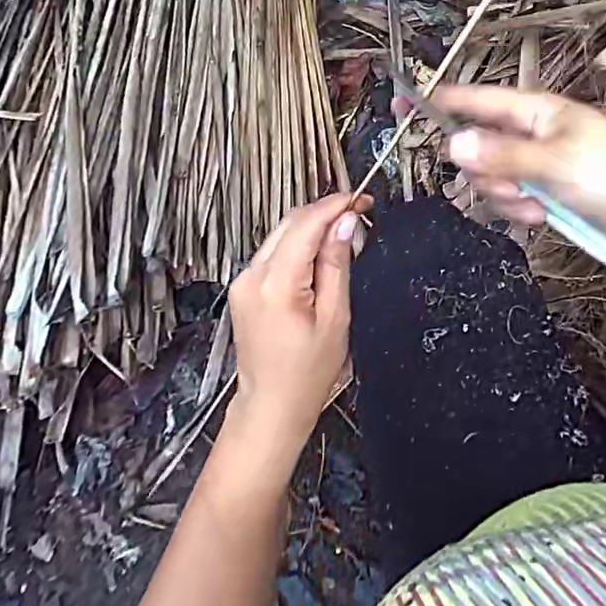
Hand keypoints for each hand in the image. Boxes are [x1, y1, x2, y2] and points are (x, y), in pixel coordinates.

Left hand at [226, 192, 372, 447]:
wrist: (270, 406)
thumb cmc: (308, 373)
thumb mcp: (336, 317)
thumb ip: (338, 264)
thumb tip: (346, 223)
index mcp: (276, 284)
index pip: (306, 224)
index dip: (336, 205)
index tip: (362, 199)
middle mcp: (252, 275)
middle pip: (291, 222)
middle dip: (326, 212)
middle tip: (359, 214)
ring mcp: (243, 280)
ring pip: (281, 233)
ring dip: (313, 227)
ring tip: (344, 238)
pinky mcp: (243, 287)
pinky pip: (273, 252)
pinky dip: (299, 245)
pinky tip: (320, 257)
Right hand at [407, 85, 605, 245]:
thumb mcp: (552, 163)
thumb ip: (500, 155)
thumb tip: (452, 143)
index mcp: (533, 110)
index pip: (473, 100)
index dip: (438, 102)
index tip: (401, 106)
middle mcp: (531, 132)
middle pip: (479, 148)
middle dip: (487, 174)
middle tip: (510, 187)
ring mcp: (540, 161)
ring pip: (494, 178)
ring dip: (507, 198)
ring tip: (536, 207)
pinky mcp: (549, 188)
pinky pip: (516, 197)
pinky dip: (523, 209)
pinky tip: (543, 216)